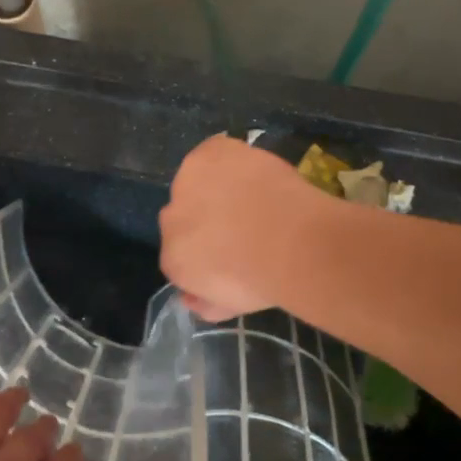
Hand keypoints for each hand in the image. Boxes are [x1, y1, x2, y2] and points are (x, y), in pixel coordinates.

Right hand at [159, 134, 335, 320]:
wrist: (290, 243)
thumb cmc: (262, 282)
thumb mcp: (229, 307)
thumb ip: (204, 303)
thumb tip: (191, 299)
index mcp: (172, 259)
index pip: (177, 251)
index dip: (204, 249)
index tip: (230, 252)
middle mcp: (170, 219)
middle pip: (183, 213)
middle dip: (206, 217)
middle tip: (244, 225)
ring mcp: (187, 182)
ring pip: (197, 181)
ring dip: (217, 186)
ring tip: (254, 196)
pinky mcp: (208, 154)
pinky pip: (214, 153)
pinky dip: (229, 158)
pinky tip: (252, 170)